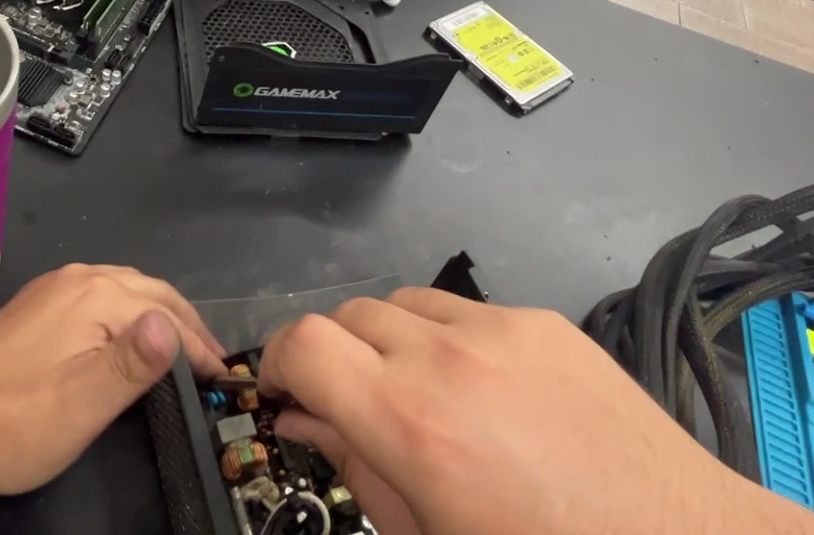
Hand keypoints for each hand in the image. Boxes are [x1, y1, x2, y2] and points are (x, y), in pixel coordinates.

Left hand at [0, 264, 223, 534]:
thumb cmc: (15, 423)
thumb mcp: (84, 402)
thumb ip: (133, 361)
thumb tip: (172, 324)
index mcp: (94, 294)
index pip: (164, 308)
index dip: (198, 342)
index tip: (223, 375)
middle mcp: (75, 278)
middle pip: (146, 290)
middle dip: (182, 321)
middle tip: (209, 360)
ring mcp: (50, 290)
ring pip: (121, 289)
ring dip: (155, 314)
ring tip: (178, 347)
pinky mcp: (33, 308)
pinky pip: (97, 297)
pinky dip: (126, 314)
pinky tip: (125, 337)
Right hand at [259, 289, 813, 534]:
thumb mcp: (426, 533)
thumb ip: (354, 464)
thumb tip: (301, 415)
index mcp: (411, 421)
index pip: (302, 343)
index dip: (275, 359)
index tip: (282, 388)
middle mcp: (446, 356)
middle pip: (345, 314)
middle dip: (335, 356)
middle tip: (359, 404)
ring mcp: (497, 327)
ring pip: (398, 302)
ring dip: (388, 339)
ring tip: (423, 391)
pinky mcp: (539, 319)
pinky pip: (462, 309)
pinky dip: (446, 338)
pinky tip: (486, 388)